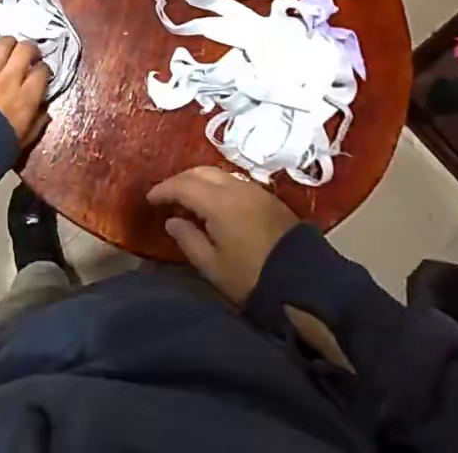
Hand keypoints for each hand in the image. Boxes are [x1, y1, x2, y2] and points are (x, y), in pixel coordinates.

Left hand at [0, 35, 49, 148]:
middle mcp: (9, 79)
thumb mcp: (26, 138)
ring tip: (11, 47)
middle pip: (25, 50)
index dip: (45, 69)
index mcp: (26, 97)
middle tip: (30, 55)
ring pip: (3, 44)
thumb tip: (45, 108)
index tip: (43, 72)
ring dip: (10, 42)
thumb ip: (38, 121)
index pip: (42, 71)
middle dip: (31, 49)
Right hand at [147, 165, 298, 304]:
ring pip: (219, 174)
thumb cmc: (253, 278)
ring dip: (200, 181)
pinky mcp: (269, 199)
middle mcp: (236, 187)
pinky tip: (214, 203)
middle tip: (167, 196)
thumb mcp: (213, 267)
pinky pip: (234, 182)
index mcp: (218, 202)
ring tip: (189, 199)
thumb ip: (188, 240)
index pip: (182, 185)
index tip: (150, 199)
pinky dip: (217, 186)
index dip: (163, 190)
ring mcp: (255, 190)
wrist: (307, 284)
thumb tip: (172, 221)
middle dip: (180, 181)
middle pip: (200, 172)